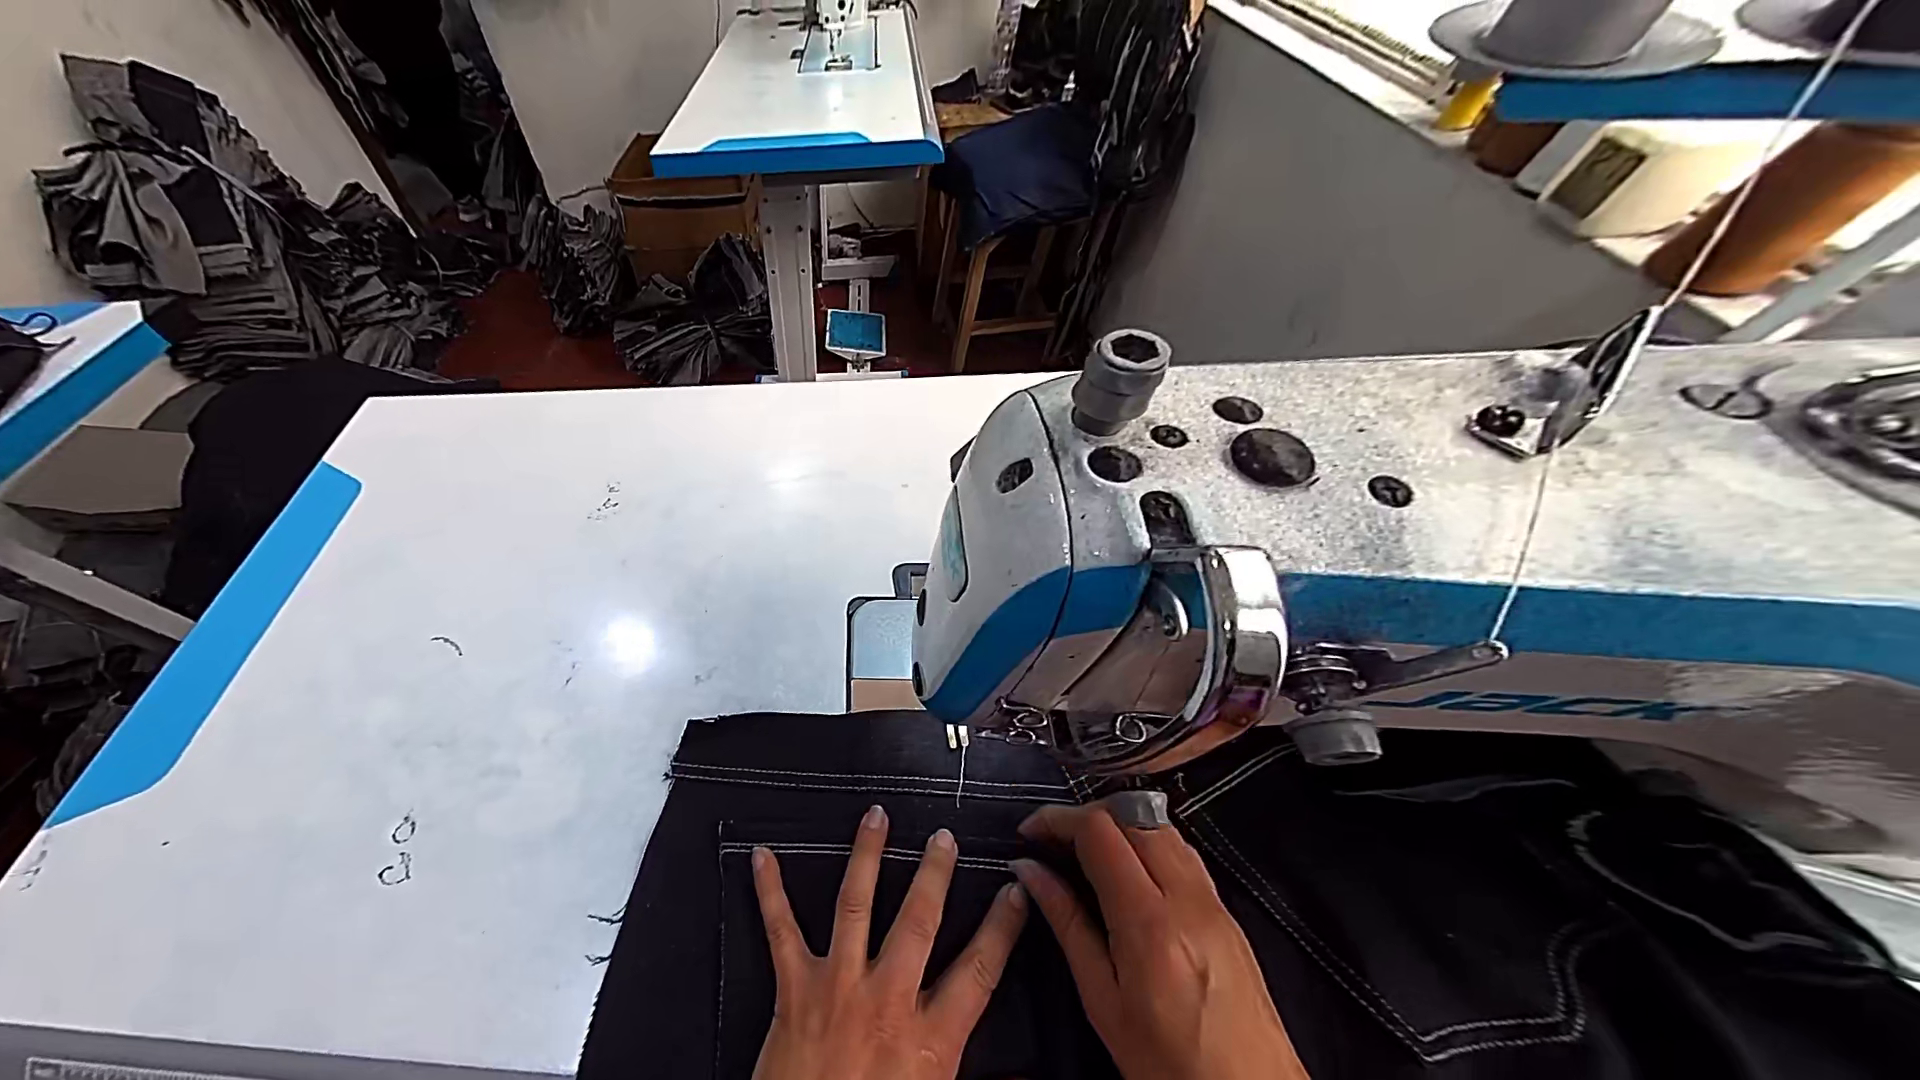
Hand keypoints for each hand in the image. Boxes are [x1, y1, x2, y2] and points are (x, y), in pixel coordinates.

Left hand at [750, 804, 1029, 1079]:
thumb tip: (1025, 1073)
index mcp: (928, 1039)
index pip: (980, 969)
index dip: (1003, 927)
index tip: (1015, 891)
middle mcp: (886, 1001)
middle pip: (919, 920)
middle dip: (934, 873)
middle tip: (944, 838)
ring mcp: (838, 987)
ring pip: (856, 903)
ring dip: (868, 854)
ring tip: (876, 816)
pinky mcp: (794, 991)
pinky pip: (780, 931)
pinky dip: (770, 892)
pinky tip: (763, 857)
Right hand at [1011, 794, 1308, 1079]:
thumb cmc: (1173, 1068)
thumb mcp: (1104, 1002)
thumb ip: (1067, 924)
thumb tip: (1031, 873)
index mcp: (1151, 924)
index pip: (1099, 831)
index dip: (1057, 819)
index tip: (1031, 832)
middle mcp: (1187, 898)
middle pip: (1129, 812)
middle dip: (1084, 813)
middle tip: (1053, 839)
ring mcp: (1212, 899)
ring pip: (1158, 823)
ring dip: (1116, 821)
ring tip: (1084, 851)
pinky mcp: (1226, 908)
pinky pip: (1181, 849)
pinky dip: (1146, 839)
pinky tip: (1127, 868)